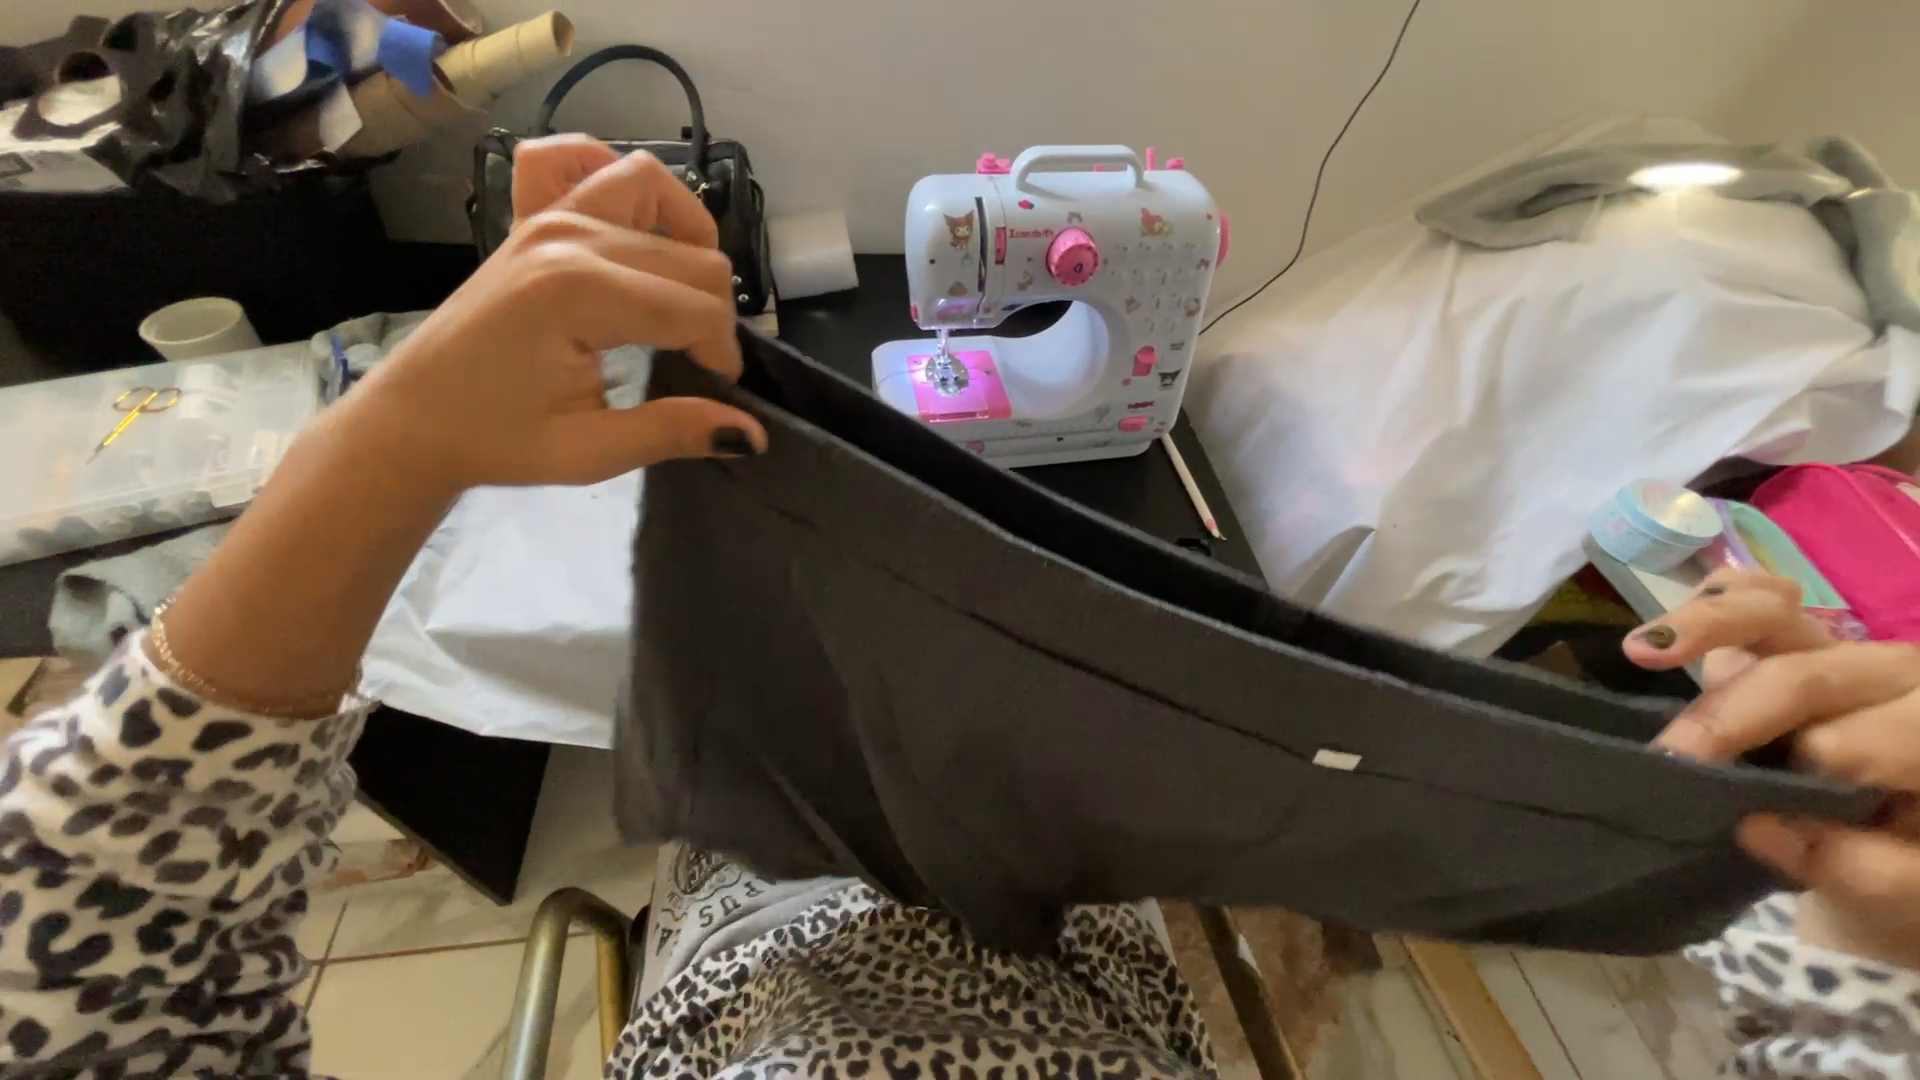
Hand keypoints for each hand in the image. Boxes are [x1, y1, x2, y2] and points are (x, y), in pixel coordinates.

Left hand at [343, 135, 764, 493]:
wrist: (415, 418)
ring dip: (689, 246)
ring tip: (679, 300)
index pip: (697, 309)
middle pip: (695, 257)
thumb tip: (754, 434)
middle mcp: (570, 236)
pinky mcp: (536, 214)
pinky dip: (621, 184)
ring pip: (661, 197)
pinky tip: (633, 229)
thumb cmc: (498, 440)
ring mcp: (550, 214)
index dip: (724, 355)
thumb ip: (675, 432)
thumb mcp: (591, 451)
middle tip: (697, 363)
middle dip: (715, 316)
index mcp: (578, 293)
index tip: (717, 391)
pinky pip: (587, 161)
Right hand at [1626, 569, 1919, 967]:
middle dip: (1724, 722)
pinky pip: (1749, 590)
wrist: (1897, 821)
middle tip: (1671, 763)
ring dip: (1699, 629)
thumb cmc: (1909, 853)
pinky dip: (1708, 600)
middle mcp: (1895, 674)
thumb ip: (1862, 867)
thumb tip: (1750, 825)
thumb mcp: (1915, 883)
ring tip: (1643, 653)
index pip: (1853, 745)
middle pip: (1797, 679)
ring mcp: (1835, 645)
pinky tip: (1662, 631)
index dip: (1801, 779)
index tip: (1755, 822)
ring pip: (1766, 611)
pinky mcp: (1783, 633)